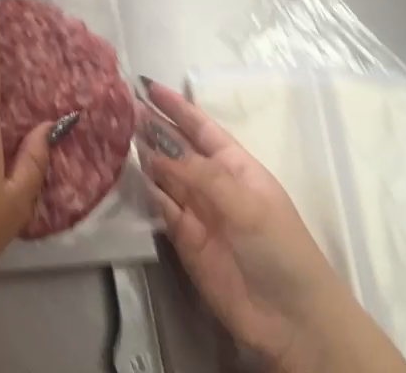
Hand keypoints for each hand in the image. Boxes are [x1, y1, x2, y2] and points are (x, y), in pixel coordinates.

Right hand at [140, 79, 405, 372]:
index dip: (177, 107)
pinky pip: (160, 207)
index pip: (202, 128)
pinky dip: (143, 191)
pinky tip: (124, 174)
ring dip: (143, 155)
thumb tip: (156, 151)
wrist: (291, 320)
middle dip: (153, 127)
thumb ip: (200, 175)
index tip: (148, 86)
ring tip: (113, 133)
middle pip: (179, 148)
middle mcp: (215, 184)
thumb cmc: (280, 250)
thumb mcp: (246, 204)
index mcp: (237, 167)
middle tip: (119, 107)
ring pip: (165, 175)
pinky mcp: (184, 240)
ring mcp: (198, 212)